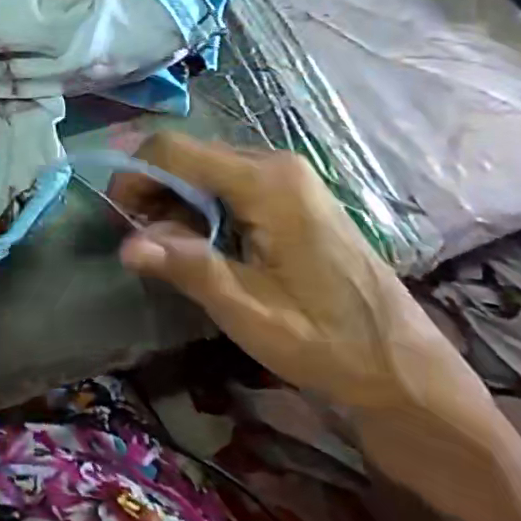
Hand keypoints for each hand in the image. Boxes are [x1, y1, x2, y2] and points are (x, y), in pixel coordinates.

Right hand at [115, 135, 520, 520]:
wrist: (403, 370)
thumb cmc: (327, 342)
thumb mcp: (251, 313)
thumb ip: (189, 269)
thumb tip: (126, 244)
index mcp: (267, 183)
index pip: (173, 150)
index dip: (133, 174)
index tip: (117, 215)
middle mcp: (275, 164)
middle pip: (184, 153)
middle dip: (150, 188)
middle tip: (141, 237)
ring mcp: (285, 175)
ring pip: (199, 165)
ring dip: (171, 198)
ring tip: (169, 245)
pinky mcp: (289, 190)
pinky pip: (222, 179)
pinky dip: (196, 203)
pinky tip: (201, 241)